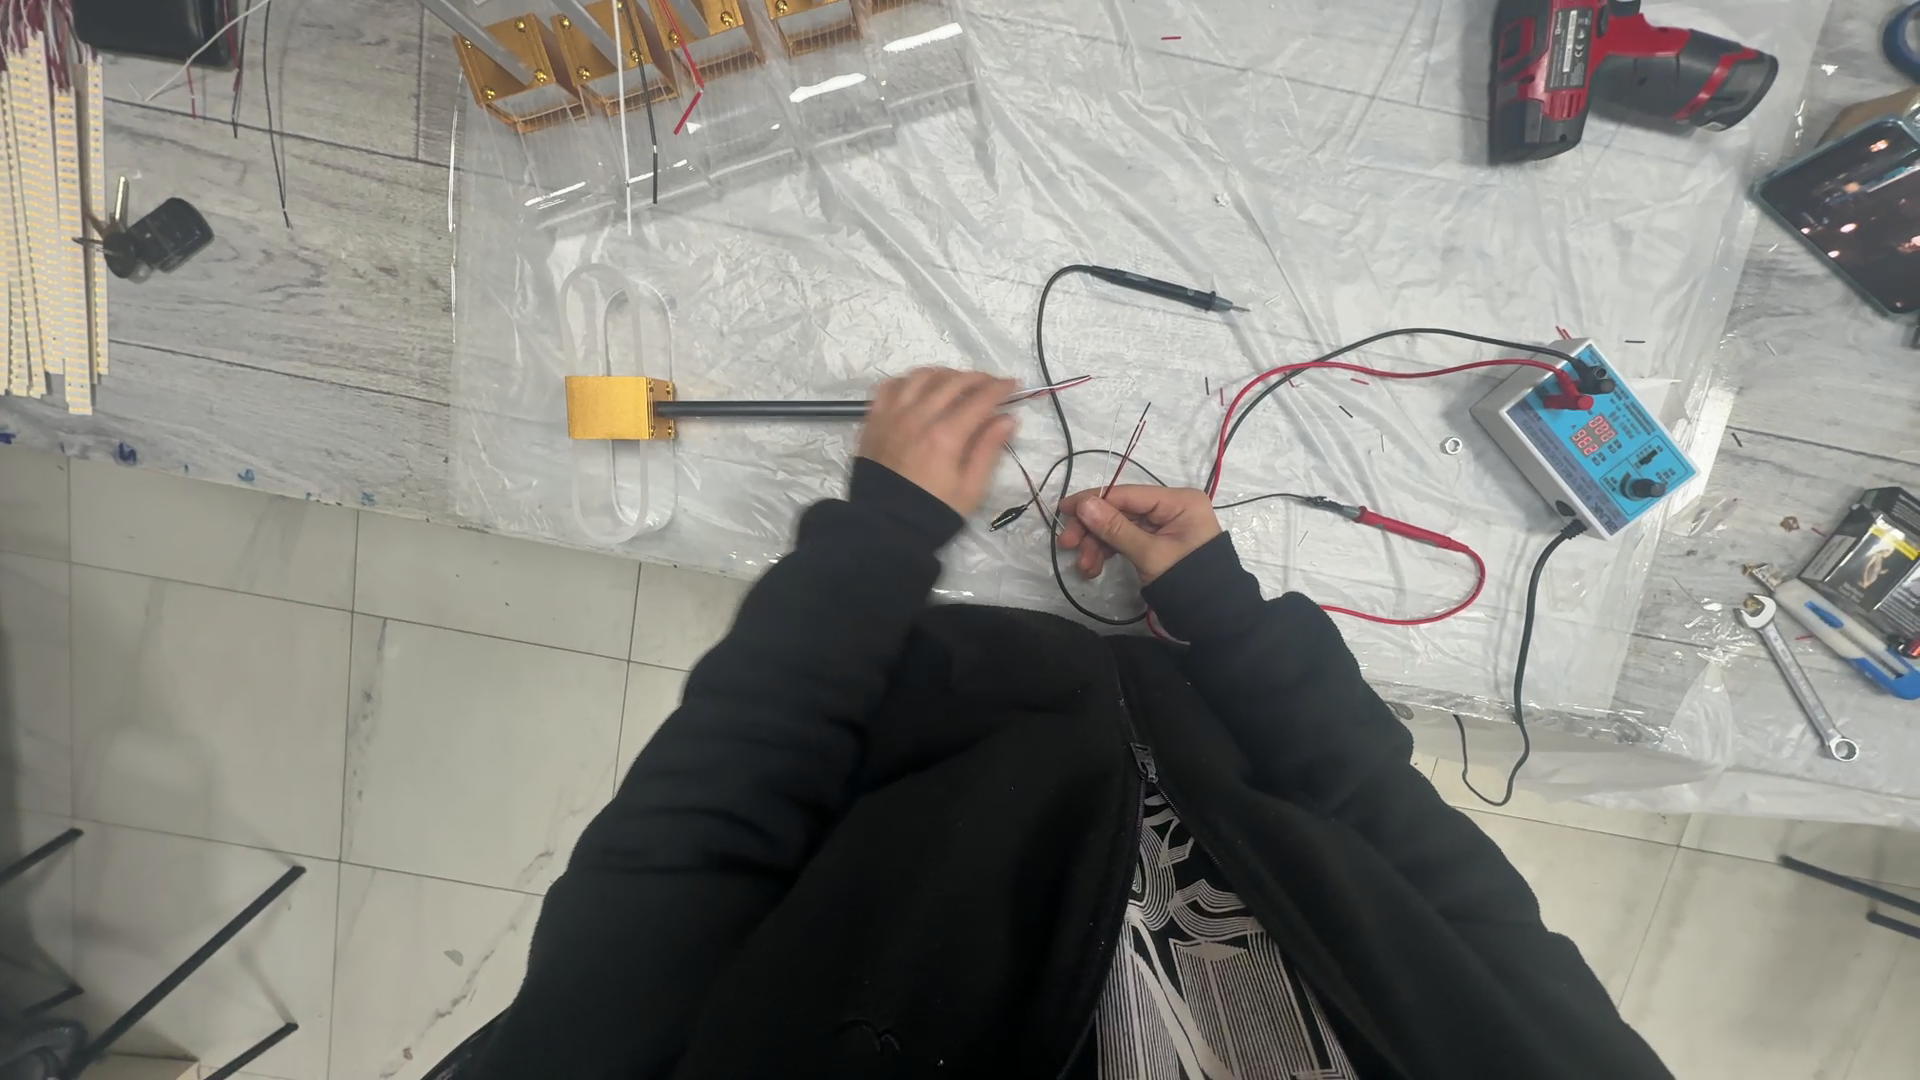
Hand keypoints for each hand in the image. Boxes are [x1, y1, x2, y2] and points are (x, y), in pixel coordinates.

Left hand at [858, 369, 1017, 515]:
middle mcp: (918, 417)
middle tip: (990, 384)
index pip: (979, 399)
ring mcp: (892, 415)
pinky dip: (908, 381)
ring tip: (957, 383)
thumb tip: (1008, 418)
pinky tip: (919, 390)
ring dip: (944, 374)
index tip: (1013, 385)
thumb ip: (988, 449)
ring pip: (921, 376)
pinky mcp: (874, 420)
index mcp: (945, 436)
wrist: (885, 527)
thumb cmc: (933, 511)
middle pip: (952, 381)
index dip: (1000, 388)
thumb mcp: (970, 488)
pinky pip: (890, 386)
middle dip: (977, 378)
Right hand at [1056, 485, 1221, 585]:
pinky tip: (1093, 568)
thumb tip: (1084, 505)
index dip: (1093, 501)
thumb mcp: (1149, 554)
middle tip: (1067, 544)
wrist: (1211, 615)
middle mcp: (1170, 507)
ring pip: (1118, 527)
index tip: (1064, 510)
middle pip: (1119, 510)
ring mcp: (1162, 525)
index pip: (1126, 494)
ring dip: (1097, 545)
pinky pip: (1125, 539)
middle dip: (1092, 530)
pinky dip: (1107, 552)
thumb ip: (1115, 529)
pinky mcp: (1155, 541)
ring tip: (1084, 567)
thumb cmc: (1186, 580)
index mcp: (1178, 501)